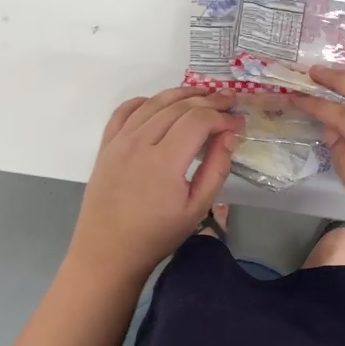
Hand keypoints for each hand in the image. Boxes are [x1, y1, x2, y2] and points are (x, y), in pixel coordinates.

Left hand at [68, 87, 243, 281]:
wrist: (108, 251)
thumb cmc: (156, 235)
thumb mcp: (196, 209)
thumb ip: (215, 169)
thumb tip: (229, 136)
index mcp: (164, 161)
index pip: (198, 120)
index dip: (222, 116)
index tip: (239, 122)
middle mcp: (140, 143)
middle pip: (178, 106)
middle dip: (207, 100)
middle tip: (229, 100)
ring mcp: (119, 141)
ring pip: (153, 103)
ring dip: (180, 93)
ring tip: (202, 94)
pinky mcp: (106, 146)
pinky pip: (124, 111)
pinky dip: (145, 101)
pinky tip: (159, 102)